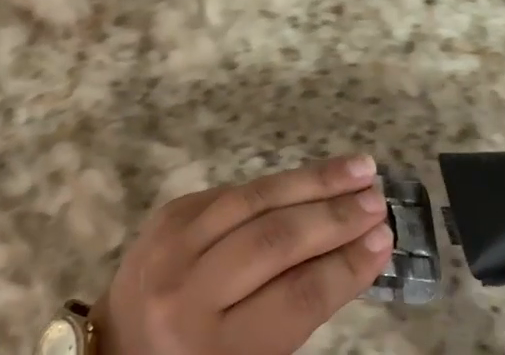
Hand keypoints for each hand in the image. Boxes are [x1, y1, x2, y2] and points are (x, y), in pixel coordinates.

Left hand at [95, 155, 393, 354]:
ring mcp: (171, 244)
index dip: (346, 266)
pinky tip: (309, 178)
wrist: (120, 345)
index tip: (384, 241)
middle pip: (275, 241)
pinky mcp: (167, 213)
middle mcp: (189, 290)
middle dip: (334, 216)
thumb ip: (294, 308)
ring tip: (358, 169)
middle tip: (378, 200)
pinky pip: (230, 192)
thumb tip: (354, 252)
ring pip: (253, 200)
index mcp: (217, 345)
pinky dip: (274, 186)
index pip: (297, 297)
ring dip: (312, 181)